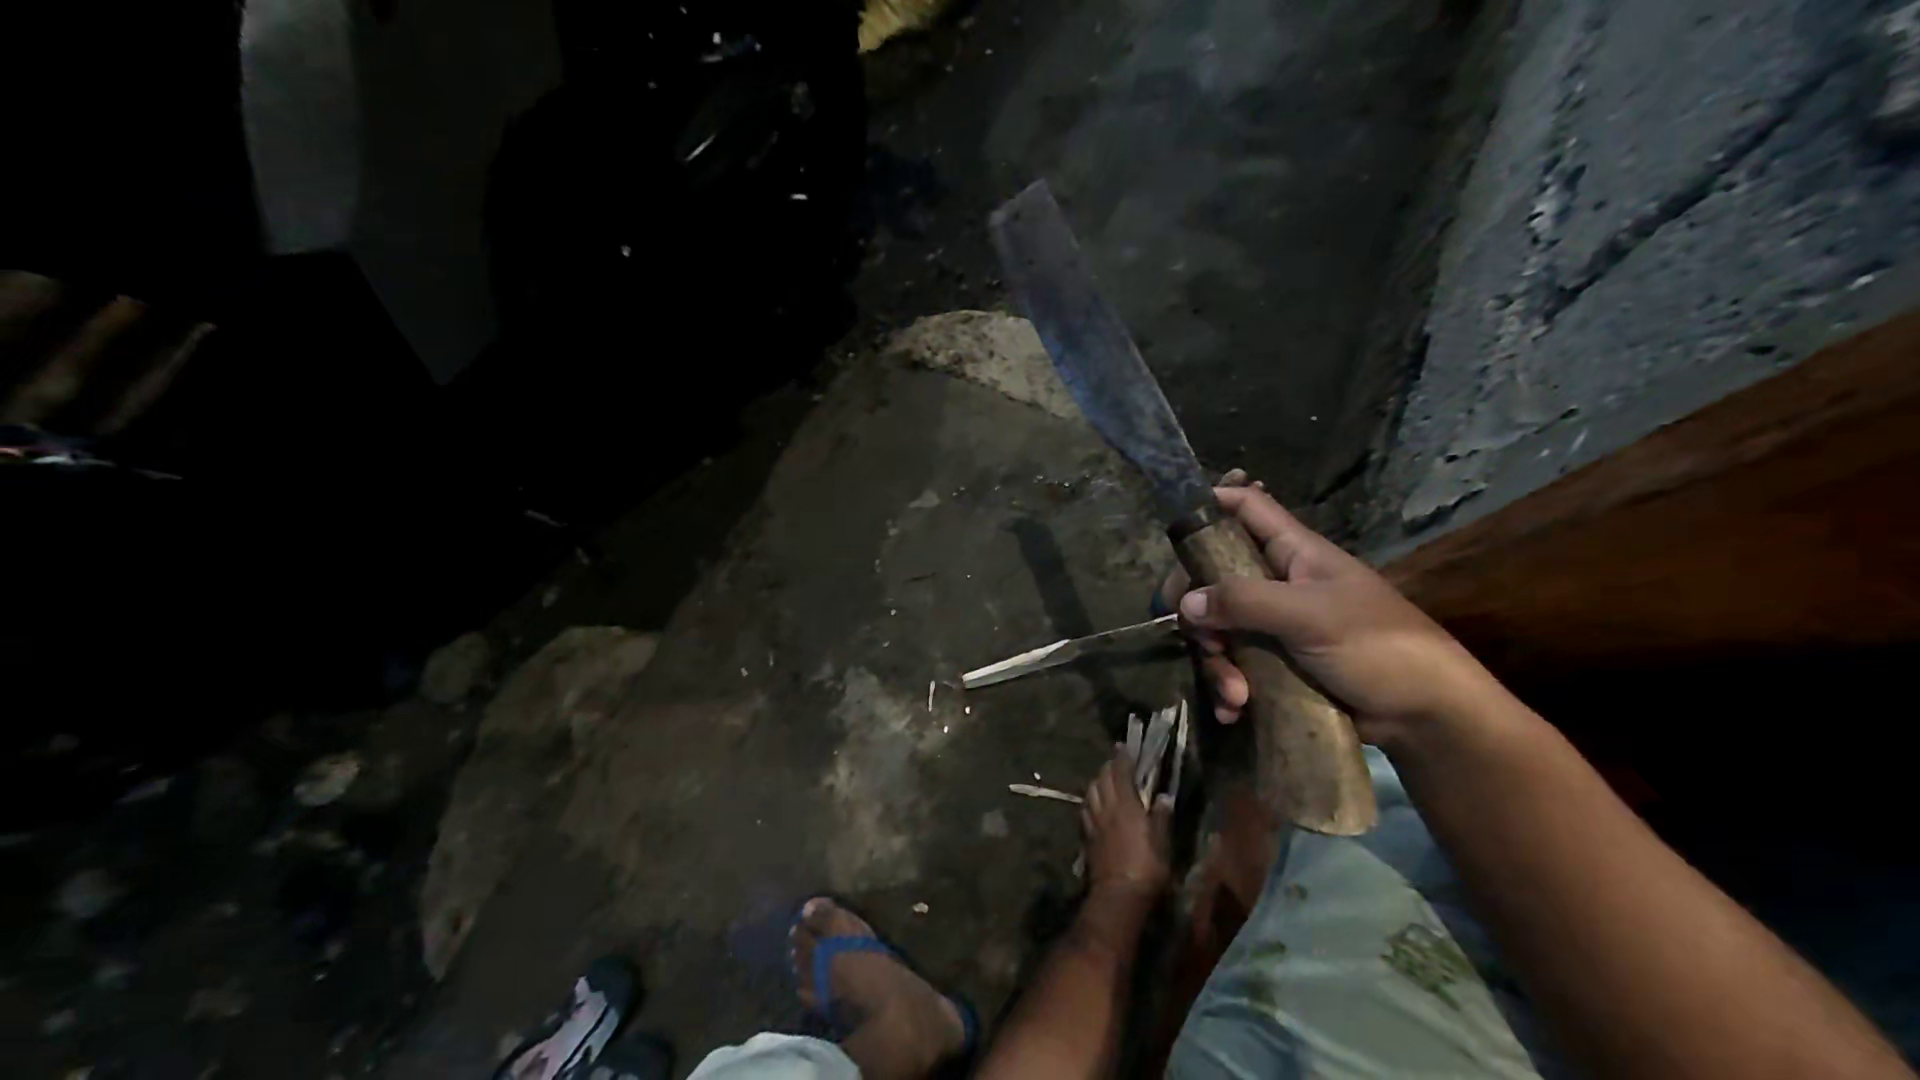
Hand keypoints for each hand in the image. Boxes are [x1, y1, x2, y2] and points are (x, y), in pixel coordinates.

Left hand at [1082, 748, 1171, 898]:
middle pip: (1102, 779)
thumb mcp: (1162, 842)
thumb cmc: (1147, 867)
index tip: (1123, 746)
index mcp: (1126, 805)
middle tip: (1115, 761)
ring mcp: (1094, 821)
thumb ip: (1160, 817)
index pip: (1121, 773)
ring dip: (1097, 780)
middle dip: (1108, 766)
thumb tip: (1162, 796)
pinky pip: (1086, 808)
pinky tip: (1093, 802)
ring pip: (1091, 791)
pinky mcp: (1087, 835)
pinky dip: (1090, 798)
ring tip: (1104, 778)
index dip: (1122, 758)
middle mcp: (1107, 807)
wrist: (1119, 894)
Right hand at [1162, 482, 1498, 743]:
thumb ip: (1245, 602)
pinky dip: (1227, 687)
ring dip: (1217, 663)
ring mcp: (1272, 625)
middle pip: (1213, 576)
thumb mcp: (1310, 615)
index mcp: (1291, 552)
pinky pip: (1232, 665)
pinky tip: (1235, 710)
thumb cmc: (1378, 645)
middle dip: (1199, 612)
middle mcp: (1276, 582)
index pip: (1245, 507)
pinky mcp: (1273, 664)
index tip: (1172, 528)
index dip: (1210, 505)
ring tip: (1236, 696)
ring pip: (1218, 628)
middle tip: (1203, 641)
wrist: (1424, 715)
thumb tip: (1183, 604)